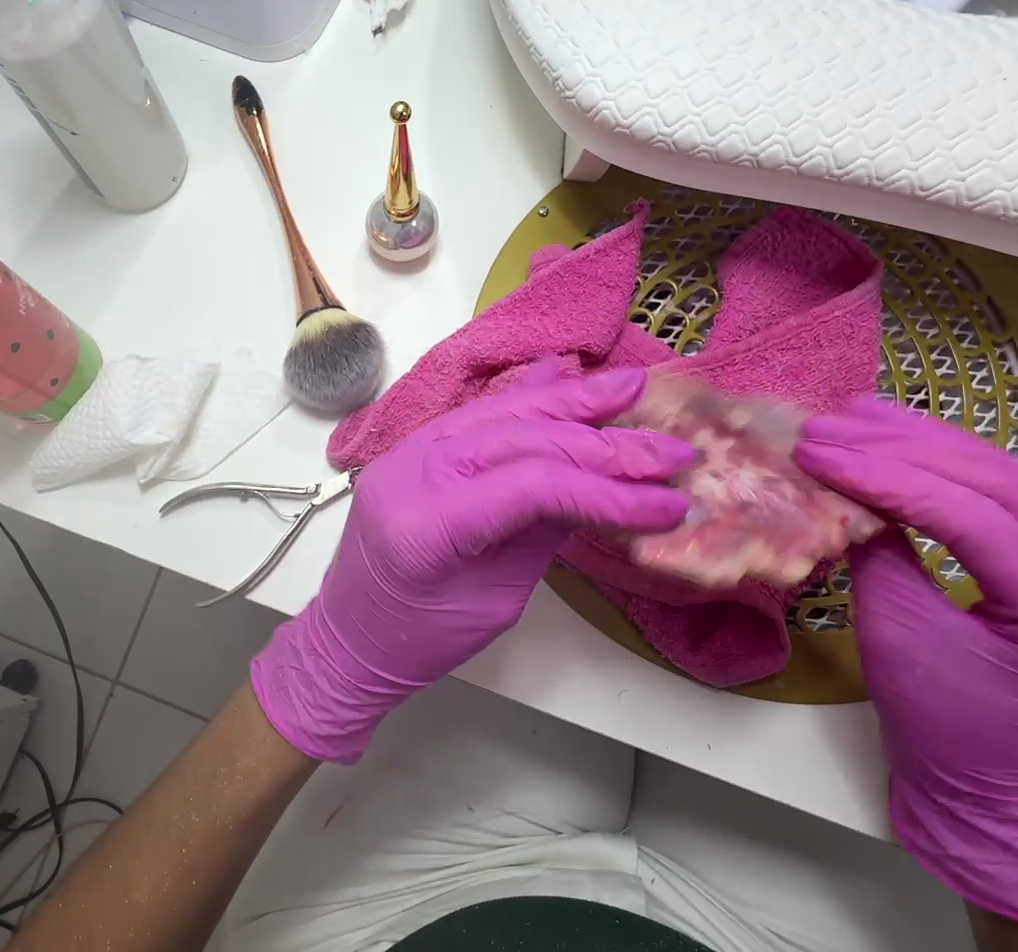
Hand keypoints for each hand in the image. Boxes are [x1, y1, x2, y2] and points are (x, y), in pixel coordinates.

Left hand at [252, 369, 693, 763]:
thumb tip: (604, 491)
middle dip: (602, 444)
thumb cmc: (419, 643)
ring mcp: (405, 455)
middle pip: (519, 439)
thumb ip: (542, 536)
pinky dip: (521, 396)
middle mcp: (409, 473)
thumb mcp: (494, 601)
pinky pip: (473, 414)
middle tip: (669, 449)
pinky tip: (558, 375)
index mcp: (426, 525)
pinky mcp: (410, 450)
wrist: (348, 640)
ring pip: (497, 412)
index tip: (669, 502)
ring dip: (568, 401)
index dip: (606, 490)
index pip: (530, 486)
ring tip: (629, 388)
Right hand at [795, 398, 1017, 929]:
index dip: (890, 479)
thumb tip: (842, 486)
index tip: (817, 452)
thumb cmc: (937, 720)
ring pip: (1008, 476)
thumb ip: (879, 553)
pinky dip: (943, 459)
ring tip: (852, 413)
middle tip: (829, 426)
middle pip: (1004, 485)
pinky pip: (1005, 493)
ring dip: (923, 439)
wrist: (984, 774)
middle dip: (906, 447)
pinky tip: (894, 432)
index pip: (978, 521)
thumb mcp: (895, 636)